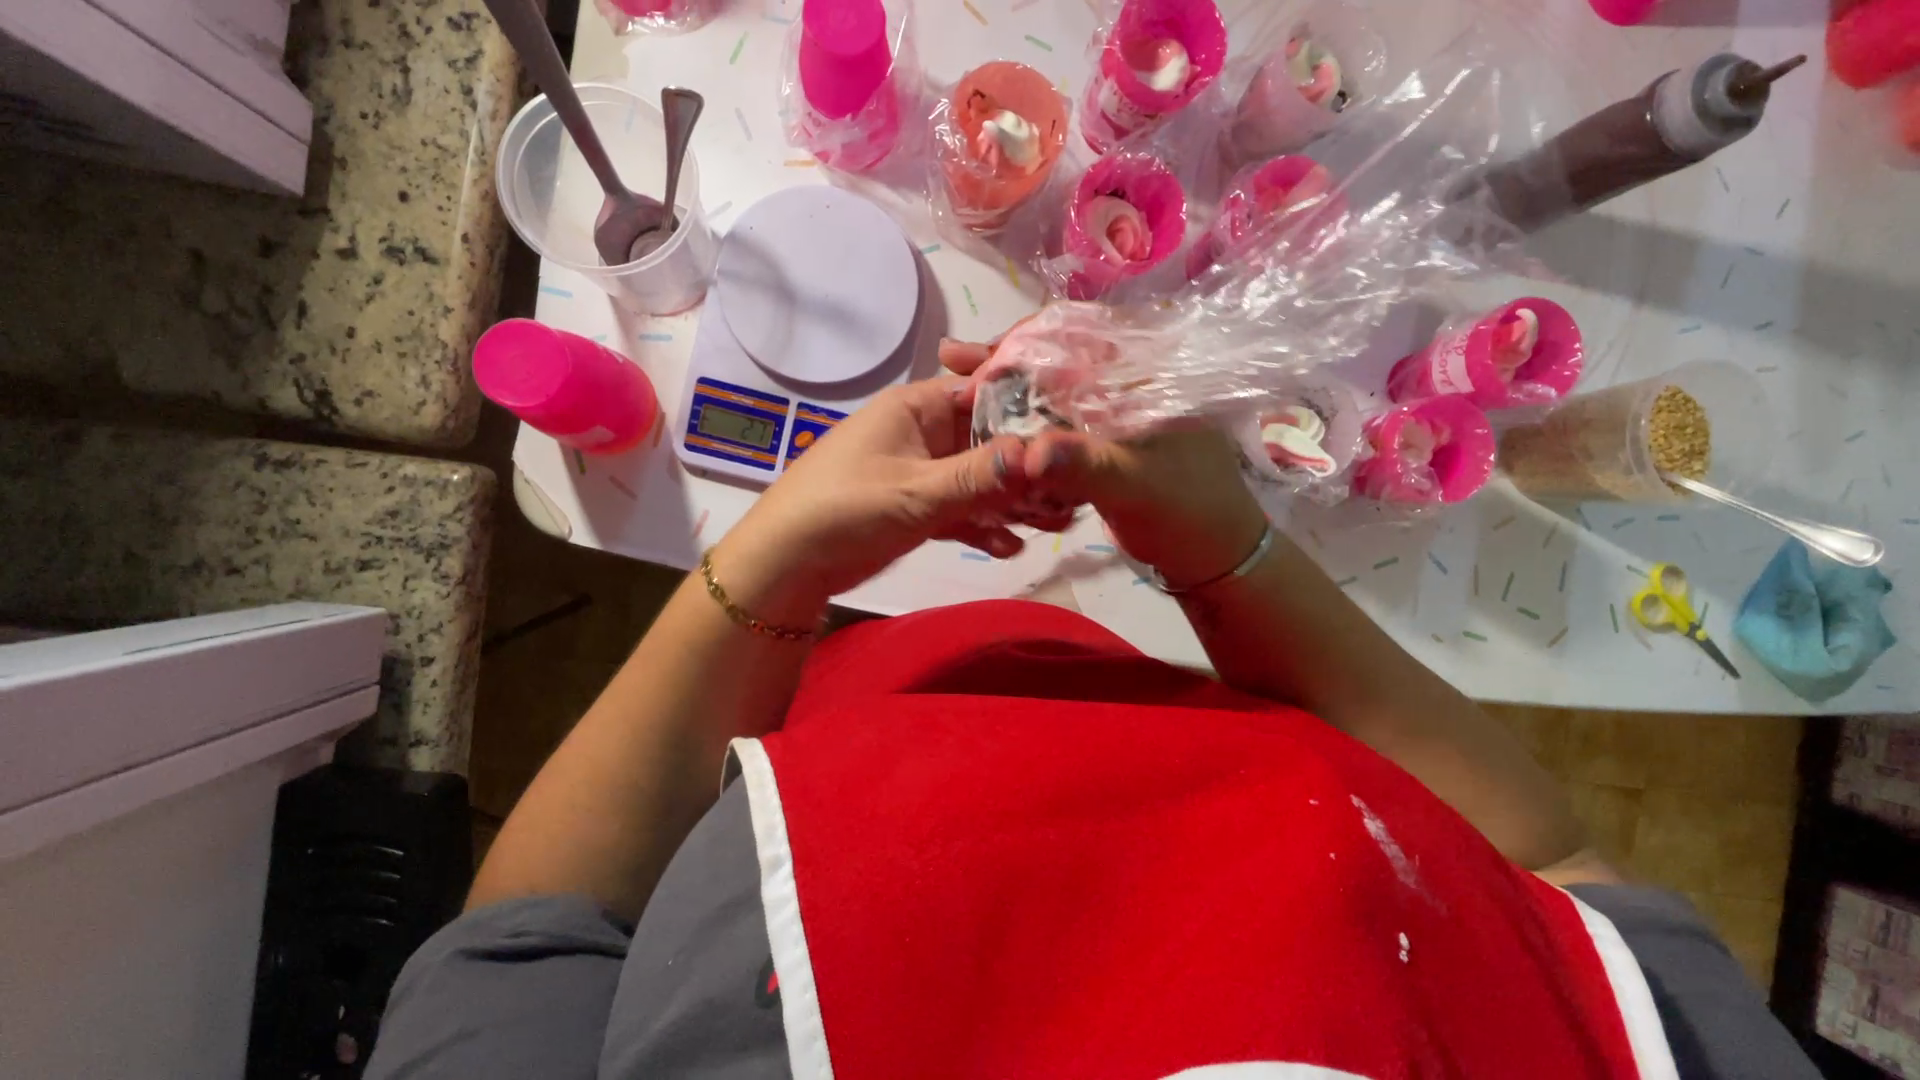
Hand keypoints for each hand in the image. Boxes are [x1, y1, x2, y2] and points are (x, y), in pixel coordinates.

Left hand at [709, 375, 1043, 623]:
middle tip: (1070, 496)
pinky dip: (981, 526)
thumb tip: (1042, 453)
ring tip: (1053, 525)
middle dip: (1026, 469)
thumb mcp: (917, 491)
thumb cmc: (845, 509)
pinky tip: (1009, 548)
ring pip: (978, 481)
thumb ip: (981, 475)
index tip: (1070, 441)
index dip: (1028, 416)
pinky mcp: (914, 509)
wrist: (786, 564)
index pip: (985, 396)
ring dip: (1010, 503)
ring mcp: (919, 473)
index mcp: (916, 408)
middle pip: (988, 443)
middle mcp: (921, 433)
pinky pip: (959, 510)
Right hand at [941, 336, 1268, 590]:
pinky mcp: (1096, 439)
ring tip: (952, 377)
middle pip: (1053, 355)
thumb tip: (1029, 452)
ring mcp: (1107, 410)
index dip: (1025, 340)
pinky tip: (981, 422)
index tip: (980, 356)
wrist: (1208, 554)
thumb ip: (1085, 465)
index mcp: (1144, 372)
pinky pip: (1049, 420)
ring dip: (1003, 385)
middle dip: (1002, 357)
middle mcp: (1123, 380)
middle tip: (951, 356)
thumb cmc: (1187, 510)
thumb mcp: (1136, 486)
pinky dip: (1017, 420)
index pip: (1078, 334)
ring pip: (1047, 387)